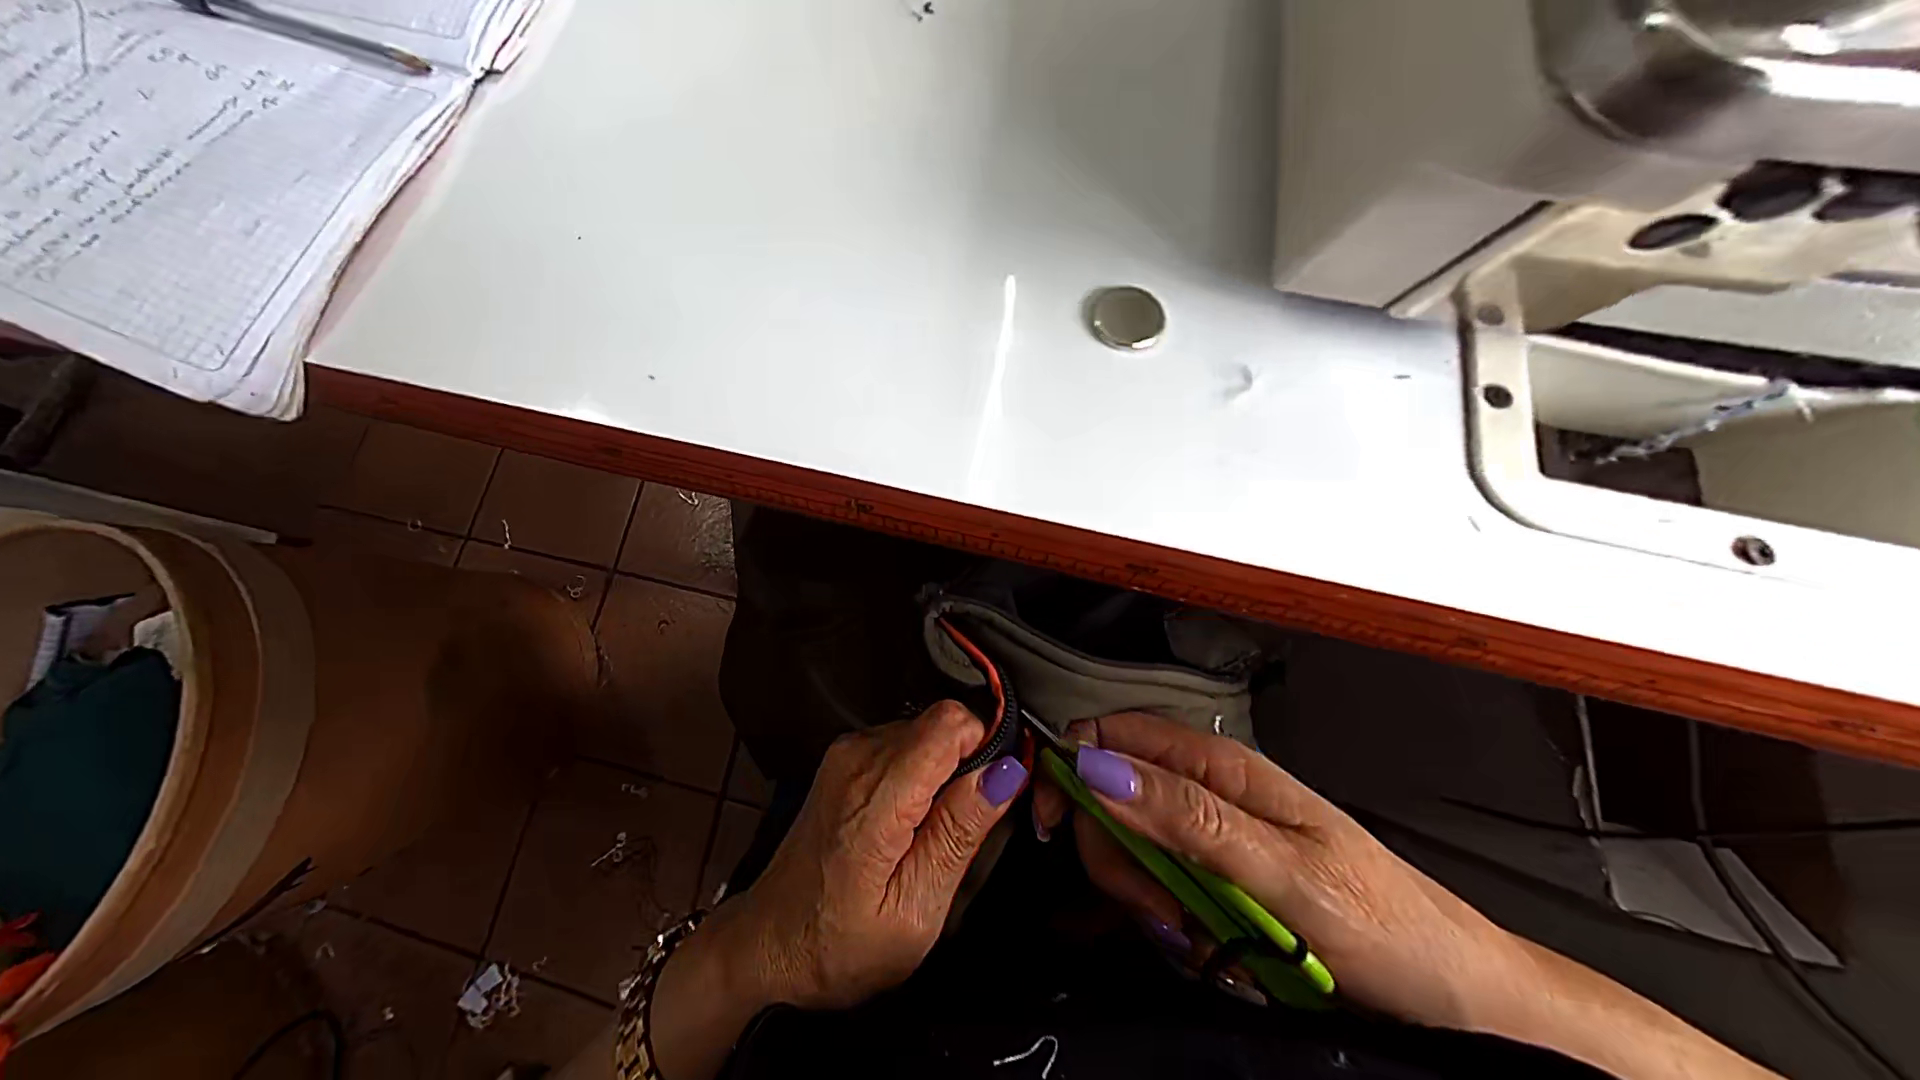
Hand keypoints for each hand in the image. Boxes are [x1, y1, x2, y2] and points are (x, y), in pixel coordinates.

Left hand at [727, 700, 1028, 1008]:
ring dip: (948, 770)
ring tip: (933, 832)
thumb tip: (1005, 774)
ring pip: (929, 731)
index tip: (995, 790)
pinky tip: (911, 821)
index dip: (987, 747)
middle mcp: (858, 757)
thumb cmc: (834, 943)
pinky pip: (907, 743)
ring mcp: (848, 753)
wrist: (770, 943)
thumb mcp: (915, 908)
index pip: (952, 721)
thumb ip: (960, 831)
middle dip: (973, 763)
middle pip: (944, 723)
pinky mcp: (846, 758)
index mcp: (875, 793)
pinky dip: (924, 773)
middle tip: (967, 826)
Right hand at [1038, 711, 1525, 1030]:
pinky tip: (1197, 940)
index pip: (1114, 734)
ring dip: (1138, 891)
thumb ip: (1187, 815)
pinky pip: (1154, 882)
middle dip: (1111, 852)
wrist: (1450, 990)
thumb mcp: (1282, 871)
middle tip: (1155, 905)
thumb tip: (1098, 766)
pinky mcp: (1213, 874)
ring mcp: (1209, 833)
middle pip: (1110, 793)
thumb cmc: (1383, 922)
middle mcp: (1207, 789)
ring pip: (1127, 842)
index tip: (1051, 822)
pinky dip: (1159, 914)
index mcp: (1220, 766)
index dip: (1070, 766)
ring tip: (1191, 932)